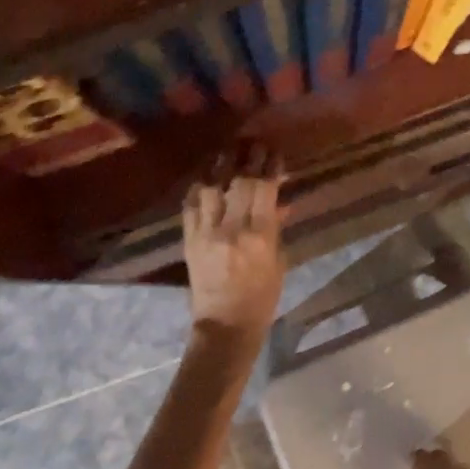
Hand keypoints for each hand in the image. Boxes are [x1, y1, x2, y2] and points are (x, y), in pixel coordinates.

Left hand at [183, 142, 287, 339]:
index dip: (269, 166)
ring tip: (226, 152)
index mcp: (260, 235)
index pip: (264, 188)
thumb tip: (280, 201)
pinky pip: (191, 206)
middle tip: (252, 143)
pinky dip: (198, 189)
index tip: (274, 153)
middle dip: (247, 158)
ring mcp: (206, 233)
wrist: (225, 325)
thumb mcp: (278, 262)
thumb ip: (276, 228)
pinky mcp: (189, 240)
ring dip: (219, 166)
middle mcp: (232, 229)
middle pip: (238, 182)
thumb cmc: (262, 298)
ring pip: (210, 188)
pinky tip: (204, 178)